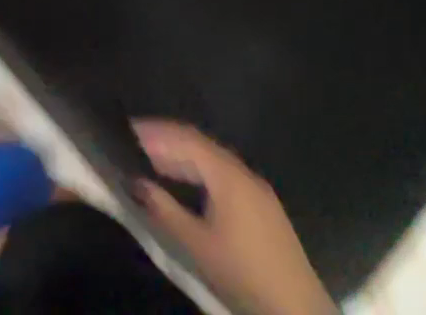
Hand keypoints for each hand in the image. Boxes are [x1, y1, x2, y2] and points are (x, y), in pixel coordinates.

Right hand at [132, 120, 335, 314]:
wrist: (297, 310)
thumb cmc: (242, 272)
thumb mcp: (196, 244)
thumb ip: (164, 209)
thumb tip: (136, 183)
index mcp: (229, 177)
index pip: (187, 139)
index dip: (157, 131)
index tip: (129, 129)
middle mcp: (246, 176)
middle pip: (202, 147)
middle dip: (169, 143)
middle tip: (136, 146)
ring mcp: (259, 193)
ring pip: (215, 163)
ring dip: (185, 159)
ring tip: (154, 164)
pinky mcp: (264, 210)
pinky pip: (226, 177)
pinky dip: (201, 174)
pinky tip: (187, 187)